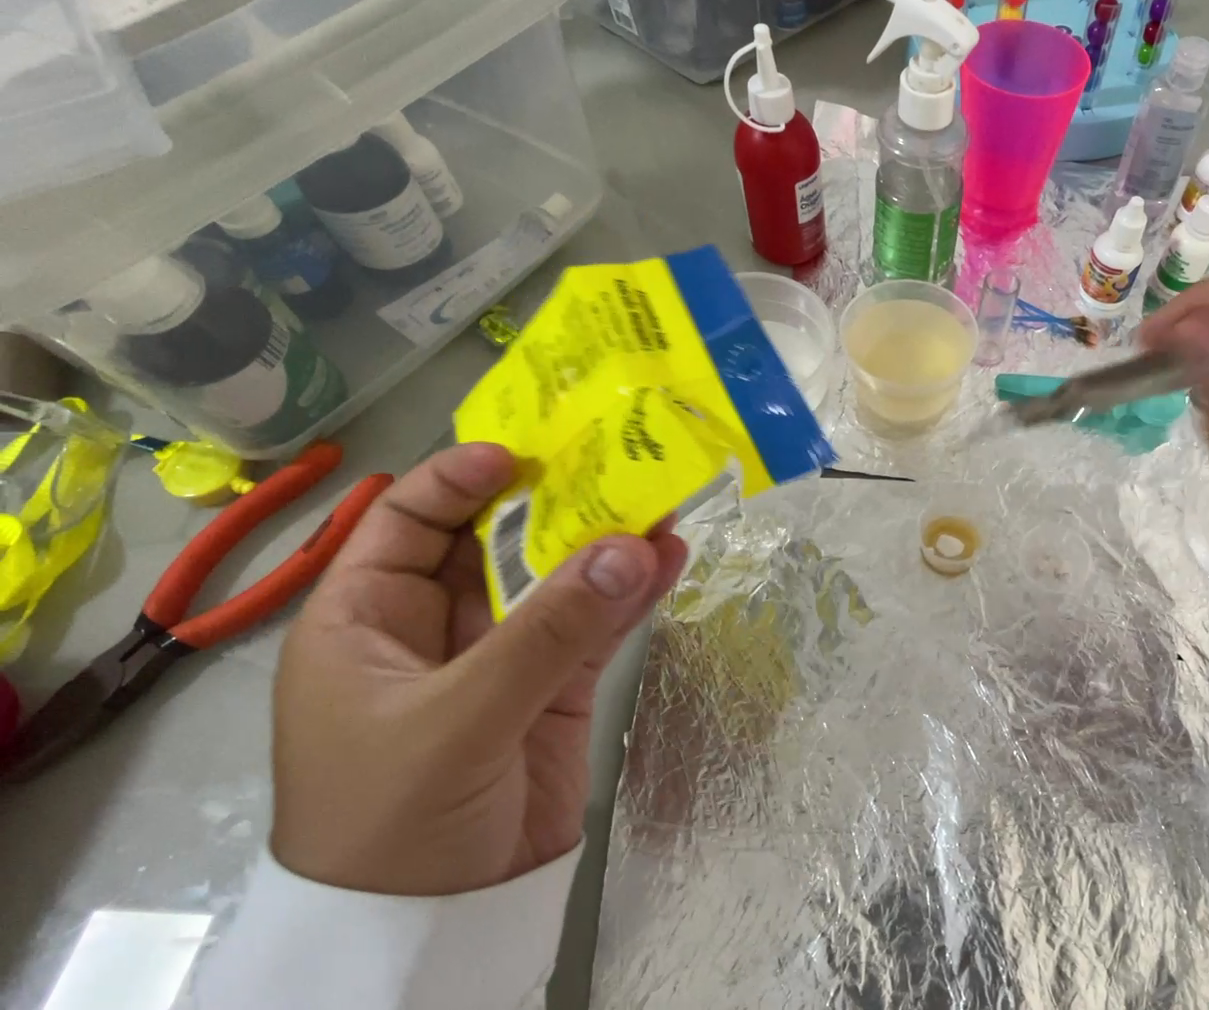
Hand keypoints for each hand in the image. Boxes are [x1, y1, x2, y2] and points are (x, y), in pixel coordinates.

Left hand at [270, 442, 688, 895]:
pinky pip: (594, 628)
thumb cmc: (396, 816)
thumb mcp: (458, 719)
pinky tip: (668, 561)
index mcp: (367, 620)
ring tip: (661, 505)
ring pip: (555, 582)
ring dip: (604, 547)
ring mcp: (503, 658)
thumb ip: (546, 633)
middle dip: (552, 506)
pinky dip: (630, 595)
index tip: (523, 454)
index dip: (458, 481)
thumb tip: (630, 546)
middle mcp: (435, 627)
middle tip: (616, 465)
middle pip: (494, 544)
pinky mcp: (556, 691)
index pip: (405, 523)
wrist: (435, 926)